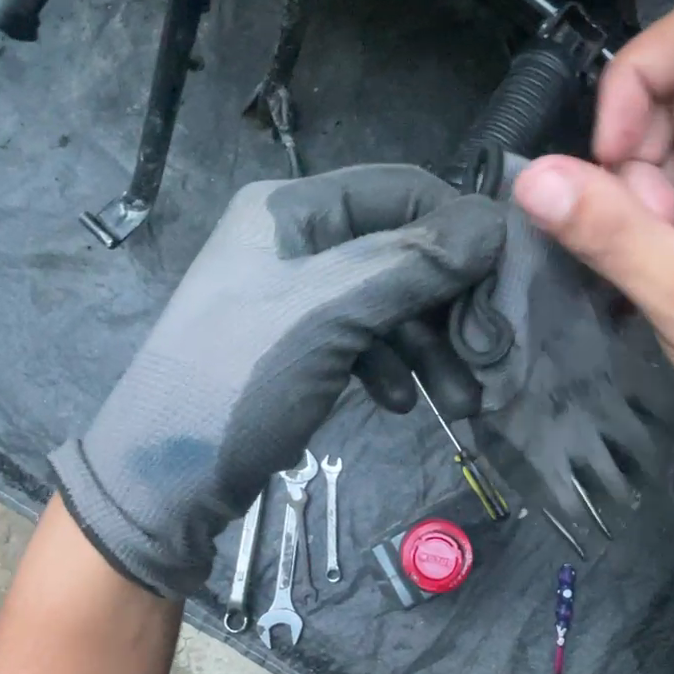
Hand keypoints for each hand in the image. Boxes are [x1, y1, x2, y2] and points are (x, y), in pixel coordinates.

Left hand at [51, 165, 504, 595]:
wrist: (167, 481)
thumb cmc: (237, 383)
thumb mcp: (326, 315)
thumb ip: (409, 265)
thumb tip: (494, 225)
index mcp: (291, 209)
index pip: (401, 192)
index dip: (459, 233)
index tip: (506, 288)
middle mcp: (296, 241)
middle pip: (400, 253)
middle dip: (448, 306)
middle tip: (489, 359)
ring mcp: (297, 297)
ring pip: (390, 305)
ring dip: (430, 348)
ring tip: (459, 400)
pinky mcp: (301, 347)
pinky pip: (365, 342)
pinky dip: (392, 368)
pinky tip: (400, 403)